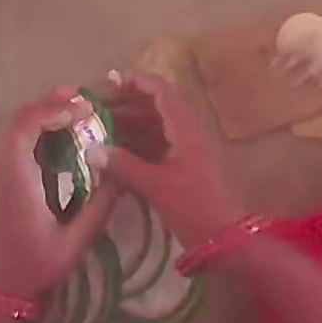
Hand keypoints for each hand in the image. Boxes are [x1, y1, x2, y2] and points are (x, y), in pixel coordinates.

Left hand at [0, 87, 117, 298]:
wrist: (0, 284)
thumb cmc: (35, 266)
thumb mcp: (73, 244)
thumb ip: (97, 209)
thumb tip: (118, 174)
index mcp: (19, 182)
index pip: (24, 132)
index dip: (50, 113)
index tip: (81, 111)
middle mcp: (7, 168)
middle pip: (20, 120)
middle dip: (50, 103)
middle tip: (83, 97)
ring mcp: (4, 168)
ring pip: (19, 124)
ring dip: (45, 109)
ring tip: (76, 104)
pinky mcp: (9, 172)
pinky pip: (21, 136)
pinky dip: (41, 122)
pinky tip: (64, 125)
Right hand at [94, 74, 245, 248]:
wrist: (229, 240)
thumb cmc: (195, 207)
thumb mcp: (156, 186)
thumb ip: (124, 165)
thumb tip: (92, 150)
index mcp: (185, 125)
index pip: (160, 89)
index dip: (134, 82)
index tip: (107, 85)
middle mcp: (190, 128)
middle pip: (158, 103)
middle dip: (128, 104)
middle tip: (99, 110)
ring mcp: (192, 145)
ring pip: (159, 123)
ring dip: (133, 124)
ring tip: (104, 131)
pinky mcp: (191, 162)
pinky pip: (164, 141)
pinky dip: (143, 143)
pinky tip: (121, 154)